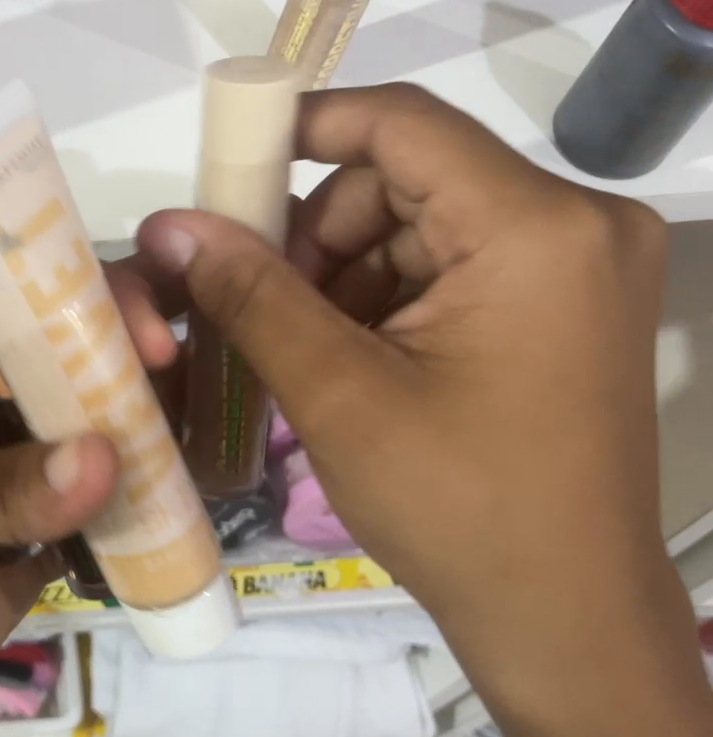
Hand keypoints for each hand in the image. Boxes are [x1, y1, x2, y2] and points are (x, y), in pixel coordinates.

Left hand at [0, 267, 178, 736]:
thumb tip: (107, 457)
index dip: (60, 301)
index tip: (134, 322)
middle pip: (50, 368)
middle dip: (116, 359)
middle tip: (183, 370)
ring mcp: (2, 484)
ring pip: (82, 437)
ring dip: (137, 427)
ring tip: (207, 419)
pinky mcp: (31, 547)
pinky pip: (95, 514)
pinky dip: (137, 504)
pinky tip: (190, 491)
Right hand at [133, 83, 693, 722]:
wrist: (558, 611)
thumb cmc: (454, 499)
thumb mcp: (333, 390)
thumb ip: (249, 294)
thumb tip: (167, 224)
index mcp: (533, 231)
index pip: (401, 126)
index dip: (299, 127)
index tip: (215, 168)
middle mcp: (568, 227)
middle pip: (396, 180)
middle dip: (306, 232)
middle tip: (246, 302)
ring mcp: (563, 269)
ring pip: (403, 226)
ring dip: (328, 273)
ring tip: (290, 347)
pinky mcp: (547, 309)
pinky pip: (431, 268)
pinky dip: (365, 299)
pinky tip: (334, 358)